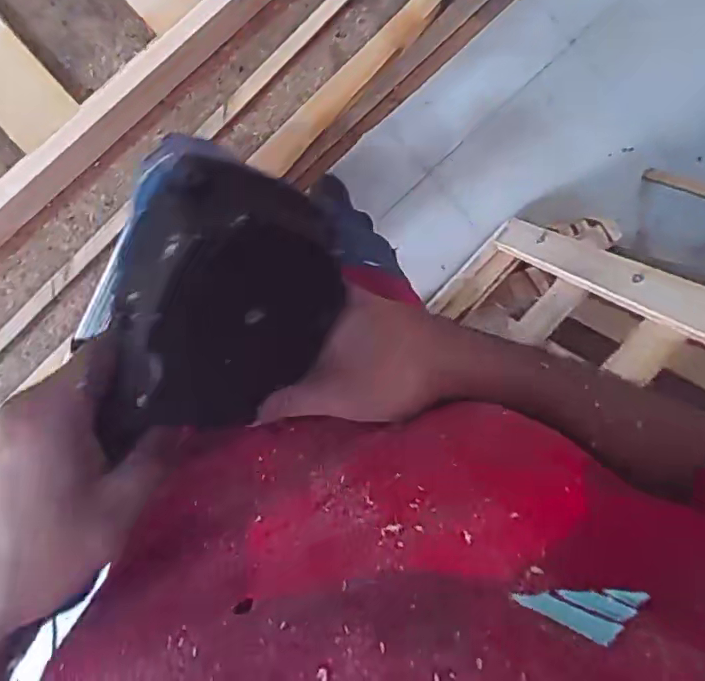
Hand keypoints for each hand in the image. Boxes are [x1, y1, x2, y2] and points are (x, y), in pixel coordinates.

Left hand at [0, 340, 180, 680]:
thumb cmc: (44, 553)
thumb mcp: (117, 509)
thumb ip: (155, 454)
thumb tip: (181, 417)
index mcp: (52, 407)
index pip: (105, 348)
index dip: (144, 350)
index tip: (174, 368)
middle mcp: (24, 403)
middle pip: (90, 371)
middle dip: (128, 386)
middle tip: (161, 411)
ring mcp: (6, 424)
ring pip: (71, 394)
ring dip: (103, 408)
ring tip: (134, 436)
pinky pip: (50, 414)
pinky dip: (77, 424)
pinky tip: (94, 458)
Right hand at [257, 285, 472, 424]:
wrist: (458, 367)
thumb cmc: (390, 375)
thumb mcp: (332, 396)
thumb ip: (289, 403)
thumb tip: (250, 413)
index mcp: (333, 297)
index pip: (286, 301)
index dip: (265, 323)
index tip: (245, 338)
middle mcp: (353, 291)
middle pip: (310, 312)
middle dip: (293, 335)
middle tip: (267, 359)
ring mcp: (377, 303)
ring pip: (335, 320)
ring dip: (321, 340)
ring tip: (295, 365)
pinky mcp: (395, 318)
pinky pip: (356, 326)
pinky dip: (344, 343)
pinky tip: (339, 361)